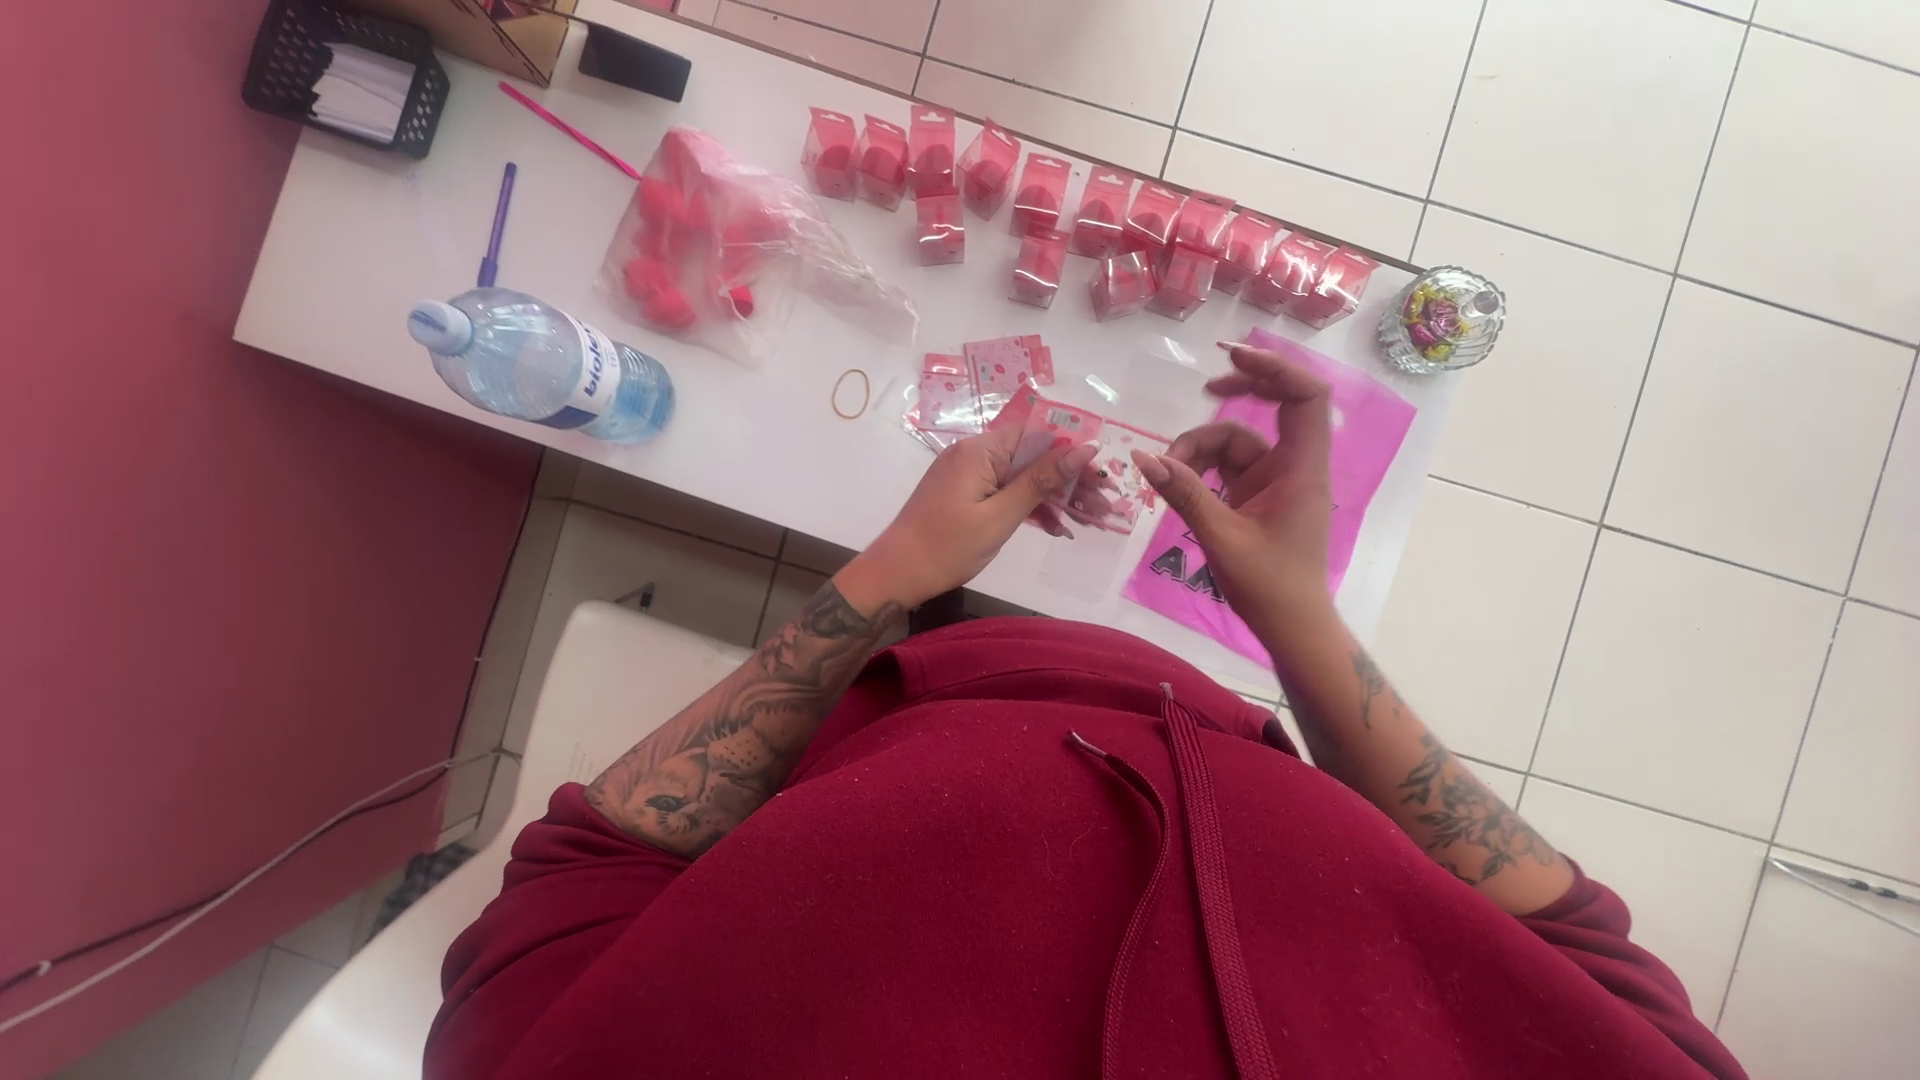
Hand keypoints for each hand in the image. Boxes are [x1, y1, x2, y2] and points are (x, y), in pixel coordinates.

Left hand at [840, 422, 1098, 612]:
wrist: (896, 574)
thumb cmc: (947, 547)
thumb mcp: (1000, 516)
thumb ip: (1041, 481)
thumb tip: (1083, 448)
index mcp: (981, 450)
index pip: (1038, 434)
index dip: (1073, 452)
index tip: (1102, 477)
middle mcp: (975, 453)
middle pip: (1033, 456)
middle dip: (1070, 480)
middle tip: (1104, 506)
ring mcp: (969, 474)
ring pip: (1022, 476)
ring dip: (1054, 496)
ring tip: (1090, 519)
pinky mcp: (965, 494)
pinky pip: (1005, 491)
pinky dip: (1029, 507)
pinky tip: (1057, 526)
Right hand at [1130, 341, 1336, 642]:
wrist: (1290, 626)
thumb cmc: (1268, 585)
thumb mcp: (1220, 537)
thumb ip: (1183, 493)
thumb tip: (1142, 458)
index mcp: (1301, 468)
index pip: (1305, 397)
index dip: (1275, 368)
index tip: (1232, 358)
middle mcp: (1293, 465)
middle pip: (1275, 405)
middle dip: (1239, 390)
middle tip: (1203, 386)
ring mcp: (1275, 480)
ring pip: (1237, 440)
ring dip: (1201, 448)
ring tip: (1168, 475)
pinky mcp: (1258, 495)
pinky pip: (1227, 465)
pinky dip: (1201, 469)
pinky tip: (1176, 482)